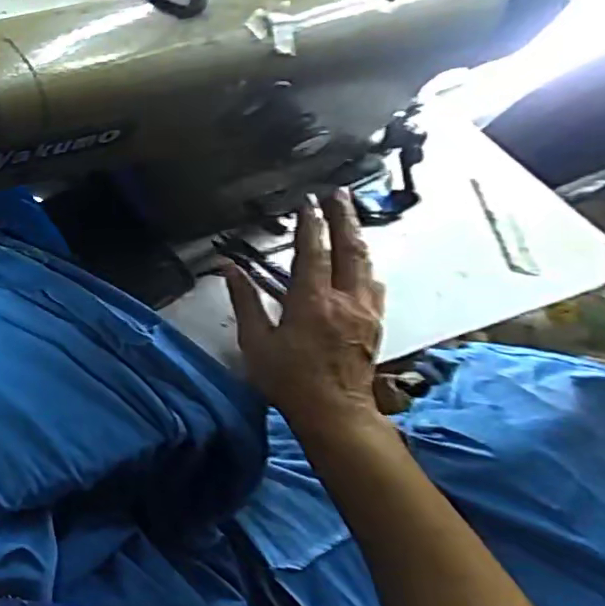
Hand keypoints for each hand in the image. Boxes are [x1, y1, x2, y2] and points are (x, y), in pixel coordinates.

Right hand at [225, 189, 386, 428]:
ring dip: (357, 238)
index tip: (307, 203)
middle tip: (339, 195)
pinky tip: (360, 266)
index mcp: (313, 302)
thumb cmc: (286, 377)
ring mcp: (366, 312)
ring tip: (350, 219)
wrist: (334, 410)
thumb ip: (244, 300)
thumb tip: (229, 269)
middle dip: (344, 219)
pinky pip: (374, 286)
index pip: (312, 253)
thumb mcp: (254, 340)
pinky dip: (365, 267)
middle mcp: (346, 301)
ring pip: (366, 265)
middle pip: (350, 250)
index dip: (310, 225)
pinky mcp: (375, 324)